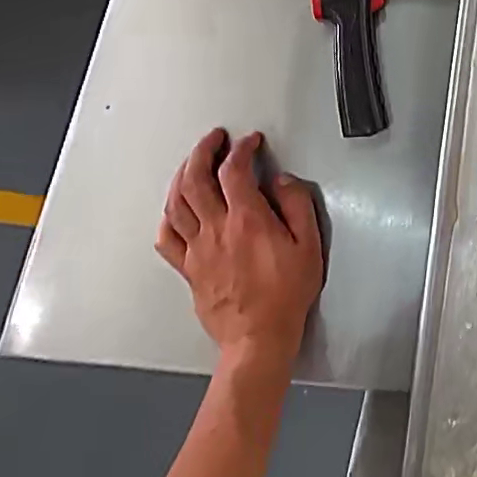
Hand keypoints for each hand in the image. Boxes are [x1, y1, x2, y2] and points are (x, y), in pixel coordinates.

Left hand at [156, 129, 324, 366]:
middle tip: (215, 139)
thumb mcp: (308, 244)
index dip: (242, 149)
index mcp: (247, 220)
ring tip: (193, 162)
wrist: (259, 337)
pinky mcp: (189, 269)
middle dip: (204, 151)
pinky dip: (168, 215)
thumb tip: (282, 182)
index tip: (251, 142)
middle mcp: (217, 230)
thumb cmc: (286, 294)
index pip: (235, 171)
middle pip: (196, 179)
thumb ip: (297, 205)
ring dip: (182, 175)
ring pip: (176, 203)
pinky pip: (168, 237)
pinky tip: (175, 207)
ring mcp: (198, 250)